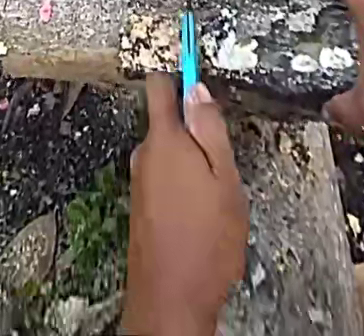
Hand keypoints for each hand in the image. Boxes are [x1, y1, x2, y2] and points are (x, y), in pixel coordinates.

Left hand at [121, 75, 247, 335]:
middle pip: (167, 119)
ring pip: (168, 150)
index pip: (160, 86)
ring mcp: (140, 179)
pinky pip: (163, 175)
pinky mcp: (141, 204)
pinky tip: (200, 210)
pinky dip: (181, 181)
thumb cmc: (206, 238)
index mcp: (164, 139)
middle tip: (222, 156)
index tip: (193, 61)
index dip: (178, 70)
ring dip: (190, 159)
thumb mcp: (223, 178)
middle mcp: (145, 153)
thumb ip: (209, 129)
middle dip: (192, 127)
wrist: (170, 302)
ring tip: (215, 192)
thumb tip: (196, 88)